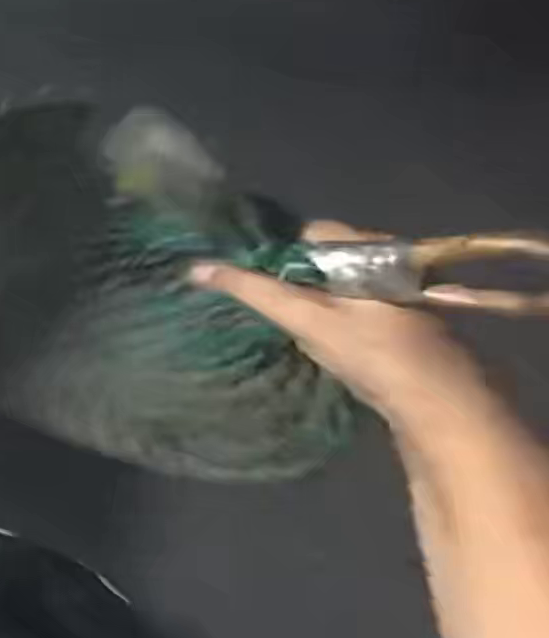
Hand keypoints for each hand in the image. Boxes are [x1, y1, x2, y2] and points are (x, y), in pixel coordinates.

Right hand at [190, 220, 502, 436]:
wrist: (442, 406)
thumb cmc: (373, 352)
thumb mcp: (302, 316)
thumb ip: (249, 288)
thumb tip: (194, 266)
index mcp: (374, 256)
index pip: (311, 232)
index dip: (272, 243)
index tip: (238, 260)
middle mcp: (390, 267)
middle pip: (320, 256)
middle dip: (281, 268)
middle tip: (243, 283)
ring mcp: (397, 295)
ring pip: (330, 280)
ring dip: (297, 289)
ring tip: (262, 302)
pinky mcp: (395, 320)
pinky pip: (342, 299)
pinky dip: (316, 305)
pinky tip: (296, 321)